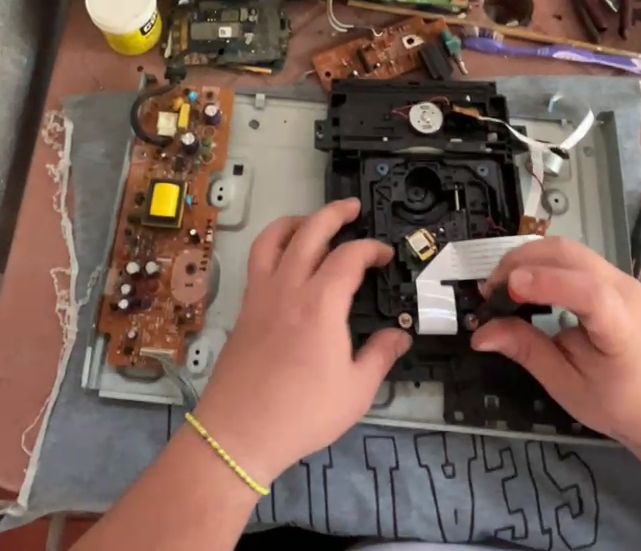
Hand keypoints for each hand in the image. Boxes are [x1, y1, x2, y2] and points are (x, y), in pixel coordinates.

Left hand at [191, 198, 410, 484]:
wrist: (239, 432)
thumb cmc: (302, 413)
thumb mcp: (356, 391)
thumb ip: (380, 356)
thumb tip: (400, 336)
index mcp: (321, 303)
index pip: (349, 256)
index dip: (371, 248)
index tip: (384, 254)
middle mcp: (289, 287)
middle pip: (311, 230)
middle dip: (334, 213)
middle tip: (353, 208)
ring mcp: (262, 293)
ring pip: (275, 237)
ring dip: (298, 220)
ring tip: (313, 220)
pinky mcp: (246, 306)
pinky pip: (258, 258)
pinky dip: (273, 242)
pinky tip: (284, 255)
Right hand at [469, 236, 640, 447]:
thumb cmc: (623, 405)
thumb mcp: (568, 386)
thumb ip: (526, 350)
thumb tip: (480, 334)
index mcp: (620, 322)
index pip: (586, 289)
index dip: (545, 283)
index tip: (505, 290)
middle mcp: (622, 287)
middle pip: (566, 253)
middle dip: (520, 262)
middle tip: (488, 290)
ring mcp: (618, 277)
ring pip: (565, 248)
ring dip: (527, 258)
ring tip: (501, 286)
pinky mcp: (611, 278)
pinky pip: (571, 258)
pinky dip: (541, 262)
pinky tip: (524, 284)